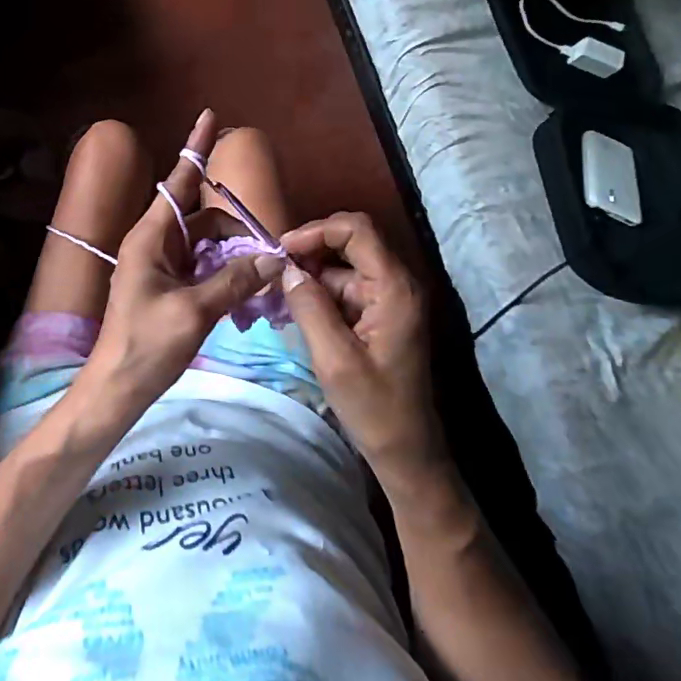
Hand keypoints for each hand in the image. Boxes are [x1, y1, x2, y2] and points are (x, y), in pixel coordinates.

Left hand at [85, 111, 284, 404]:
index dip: (194, 149)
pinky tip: (248, 286)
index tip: (208, 116)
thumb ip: (235, 280)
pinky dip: (225, 271)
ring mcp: (160, 265)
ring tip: (264, 270)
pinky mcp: (168, 286)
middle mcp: (153, 243)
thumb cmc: (146, 345)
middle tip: (270, 249)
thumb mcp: (194, 311)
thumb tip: (273, 256)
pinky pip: (202, 265)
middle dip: (236, 226)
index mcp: (149, 238)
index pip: (176, 182)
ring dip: (233, 252)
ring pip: (205, 243)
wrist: (118, 386)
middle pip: (202, 217)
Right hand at [279, 212, 440, 471]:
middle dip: (309, 250)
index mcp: (393, 288)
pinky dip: (318, 293)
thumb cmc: (374, 407)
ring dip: (310, 274)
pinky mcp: (379, 315)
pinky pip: (345, 289)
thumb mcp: (333, 357)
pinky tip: (294, 309)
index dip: (316, 230)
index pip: (356, 229)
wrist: (406, 450)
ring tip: (277, 293)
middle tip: (275, 270)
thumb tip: (286, 268)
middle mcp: (396, 285)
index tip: (281, 250)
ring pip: (342, 266)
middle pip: (350, 242)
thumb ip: (308, 306)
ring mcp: (389, 300)